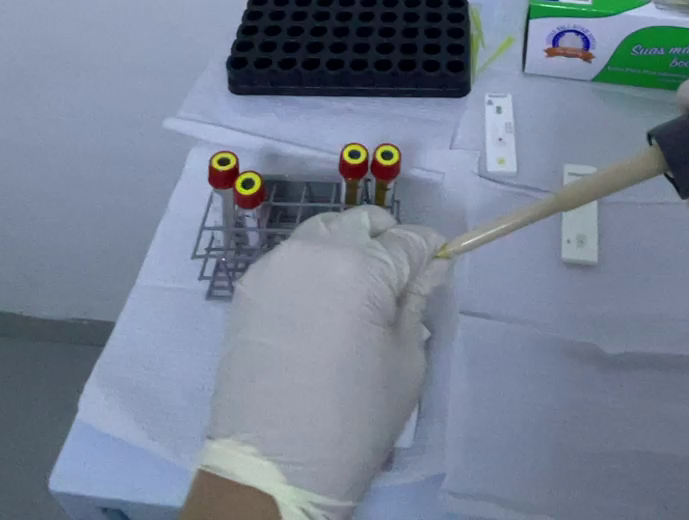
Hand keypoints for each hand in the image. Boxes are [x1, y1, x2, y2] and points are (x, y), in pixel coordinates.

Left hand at [198, 205, 447, 517]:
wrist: (272, 467)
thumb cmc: (354, 420)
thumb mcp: (406, 362)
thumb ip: (416, 301)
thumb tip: (428, 267)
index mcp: (361, 268)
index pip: (408, 239)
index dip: (430, 249)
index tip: (438, 260)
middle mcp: (315, 251)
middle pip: (363, 221)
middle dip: (387, 239)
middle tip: (397, 277)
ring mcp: (276, 264)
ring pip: (325, 230)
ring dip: (348, 245)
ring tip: (357, 287)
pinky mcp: (250, 285)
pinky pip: (292, 255)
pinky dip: (315, 264)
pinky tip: (320, 304)